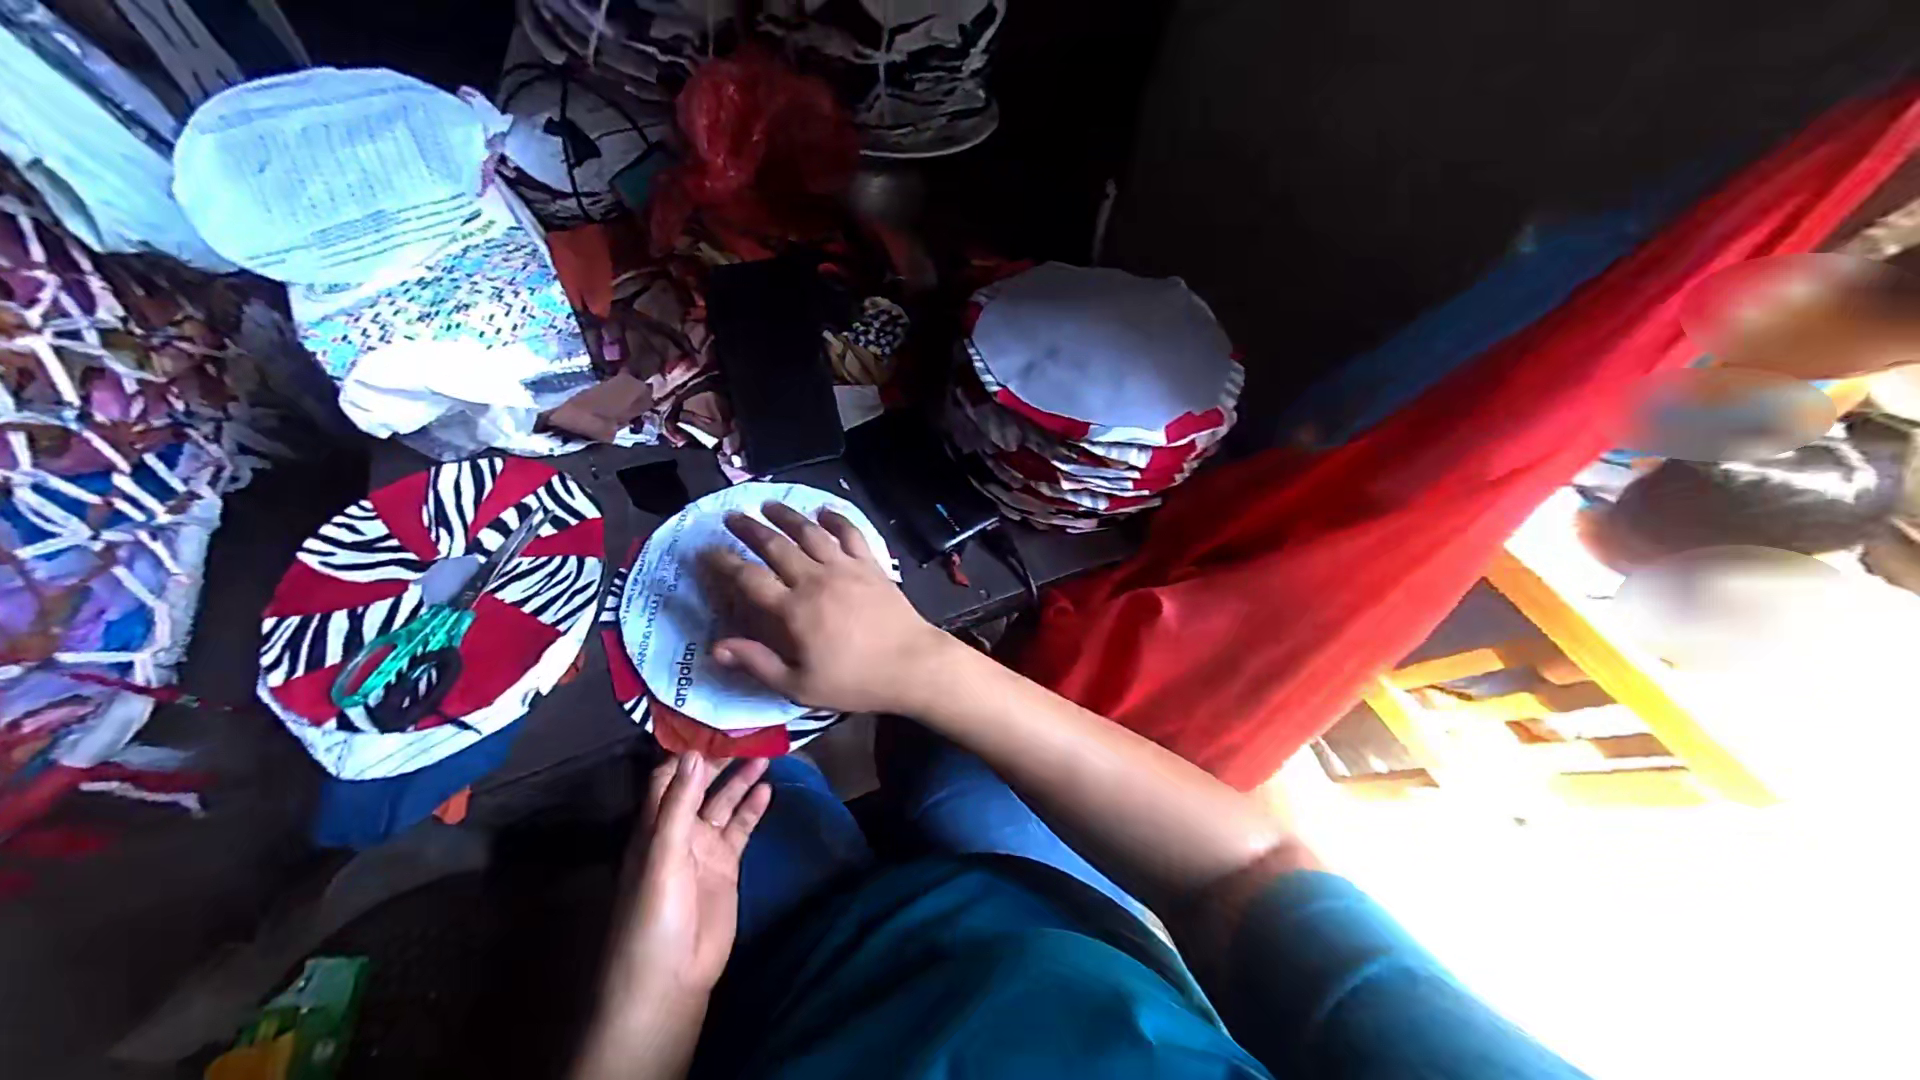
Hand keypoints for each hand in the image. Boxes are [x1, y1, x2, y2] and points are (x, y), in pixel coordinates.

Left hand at [608, 752, 770, 1001]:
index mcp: (654, 824)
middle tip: (748, 731)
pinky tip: (768, 790)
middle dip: (721, 760)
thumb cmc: (654, 913)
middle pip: (701, 785)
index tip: (712, 722)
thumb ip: (678, 804)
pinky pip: (741, 828)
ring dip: (741, 780)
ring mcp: (704, 847)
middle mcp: (679, 829)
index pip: (669, 777)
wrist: (671, 975)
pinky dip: (753, 809)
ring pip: (724, 802)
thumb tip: (693, 754)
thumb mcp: (662, 854)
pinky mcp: (726, 864)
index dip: (688, 751)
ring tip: (766, 754)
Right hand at [701, 502, 954, 714]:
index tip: (708, 551)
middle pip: (776, 545)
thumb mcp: (800, 686)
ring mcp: (846, 568)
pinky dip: (836, 519)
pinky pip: (850, 534)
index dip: (724, 562)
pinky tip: (825, 512)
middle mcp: (816, 579)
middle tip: (732, 517)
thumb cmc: (856, 681)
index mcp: (794, 610)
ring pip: (810, 532)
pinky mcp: (871, 565)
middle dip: (750, 529)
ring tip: (769, 505)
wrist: (913, 665)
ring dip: (787, 516)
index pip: (749, 578)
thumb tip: (716, 648)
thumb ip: (758, 664)